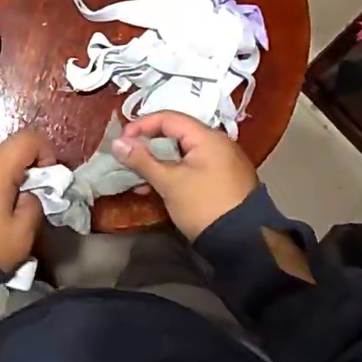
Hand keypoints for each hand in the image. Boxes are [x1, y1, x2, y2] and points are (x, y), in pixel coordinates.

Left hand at [0, 130, 53, 273]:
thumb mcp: (22, 234)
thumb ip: (34, 204)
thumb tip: (28, 194)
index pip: (29, 139)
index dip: (46, 153)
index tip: (49, 180)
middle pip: (9, 151)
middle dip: (26, 170)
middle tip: (31, 199)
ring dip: (6, 179)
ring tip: (7, 211)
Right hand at [112, 111, 257, 239]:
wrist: (244, 243)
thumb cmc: (204, 205)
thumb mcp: (169, 182)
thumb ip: (142, 160)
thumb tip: (117, 143)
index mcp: (207, 137)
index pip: (168, 118)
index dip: (141, 125)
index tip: (121, 141)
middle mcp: (217, 144)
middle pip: (175, 134)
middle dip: (148, 145)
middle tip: (127, 158)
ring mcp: (221, 162)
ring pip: (182, 153)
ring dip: (158, 162)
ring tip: (137, 177)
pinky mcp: (221, 180)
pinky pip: (191, 167)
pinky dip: (172, 173)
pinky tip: (155, 188)